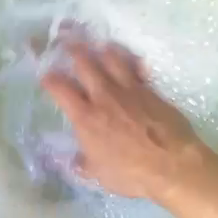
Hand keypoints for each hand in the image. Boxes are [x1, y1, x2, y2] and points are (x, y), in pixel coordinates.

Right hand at [40, 42, 217, 201]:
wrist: (172, 165)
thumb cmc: (130, 174)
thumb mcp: (99, 175)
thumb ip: (84, 164)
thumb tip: (75, 161)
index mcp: (86, 118)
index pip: (60, 89)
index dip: (50, 79)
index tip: (46, 76)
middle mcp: (104, 97)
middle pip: (85, 64)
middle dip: (73, 51)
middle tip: (67, 42)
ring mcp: (130, 90)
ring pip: (113, 59)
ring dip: (102, 50)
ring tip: (98, 45)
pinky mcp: (151, 91)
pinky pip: (138, 69)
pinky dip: (132, 61)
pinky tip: (131, 59)